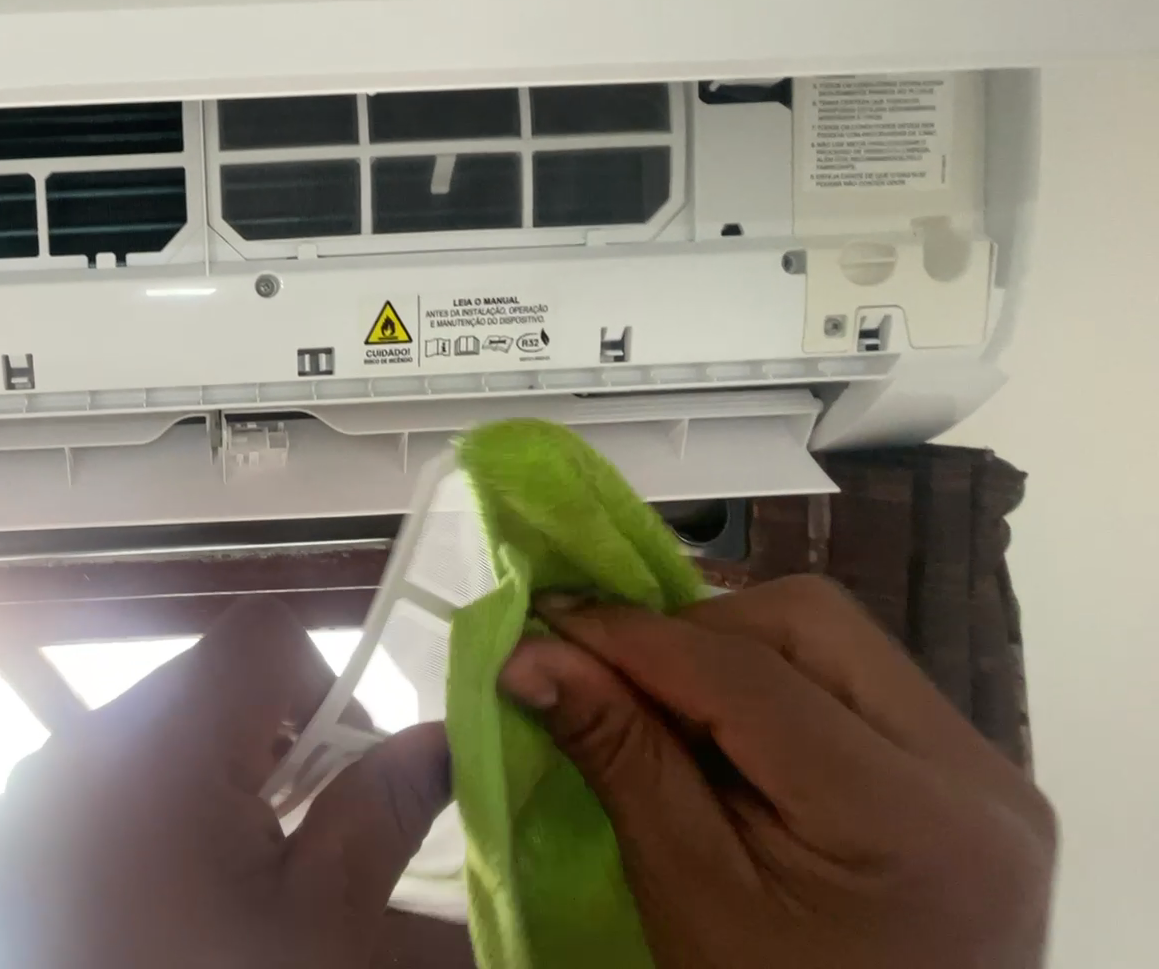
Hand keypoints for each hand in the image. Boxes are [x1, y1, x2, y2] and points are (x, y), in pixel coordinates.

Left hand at [0, 597, 451, 968]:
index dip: (322, 683)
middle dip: (274, 735)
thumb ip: (383, 810)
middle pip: (211, 678)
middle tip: (298, 832)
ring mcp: (42, 783)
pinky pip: (113, 763)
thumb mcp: (323, 924)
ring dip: (220, 765)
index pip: (260, 633)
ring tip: (238, 862)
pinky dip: (163, 793)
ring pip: (164, 719)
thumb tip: (439, 740)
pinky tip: (176, 880)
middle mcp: (86, 740)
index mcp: (160, 742)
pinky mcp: (22, 823)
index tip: (342, 769)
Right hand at [500, 575, 1055, 968]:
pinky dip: (757, 674)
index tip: (543, 622)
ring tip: (672, 716)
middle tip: (621, 685)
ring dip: (721, 649)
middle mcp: (976, 771)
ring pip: (821, 631)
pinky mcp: (957, 767)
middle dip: (689, 634)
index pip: (747, 675)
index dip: (629, 635)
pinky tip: (724, 733)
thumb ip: (615, 752)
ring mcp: (980, 765)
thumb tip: (527, 653)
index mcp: (915, 822)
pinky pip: (839, 669)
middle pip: (804, 622)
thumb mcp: (682, 885)